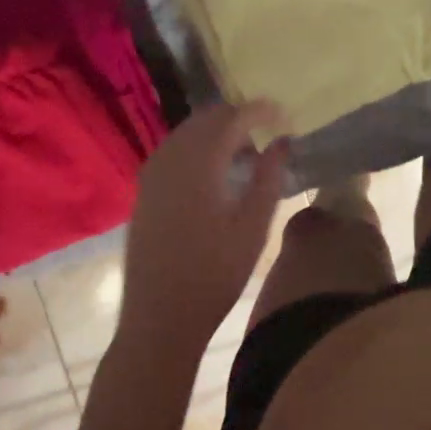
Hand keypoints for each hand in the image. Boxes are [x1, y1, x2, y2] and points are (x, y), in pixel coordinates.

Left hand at [120, 102, 290, 344]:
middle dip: (240, 118)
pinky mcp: (144, 189)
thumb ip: (270, 177)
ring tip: (246, 157)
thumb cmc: (214, 275)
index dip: (262, 111)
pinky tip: (216, 173)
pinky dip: (199, 147)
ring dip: (219, 132)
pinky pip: (175, 149)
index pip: (233, 117)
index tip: (285, 117)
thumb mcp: (253, 227)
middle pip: (208, 117)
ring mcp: (152, 173)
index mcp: (199, 163)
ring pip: (190, 131)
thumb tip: (282, 142)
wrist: (159, 318)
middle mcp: (171, 158)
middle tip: (269, 136)